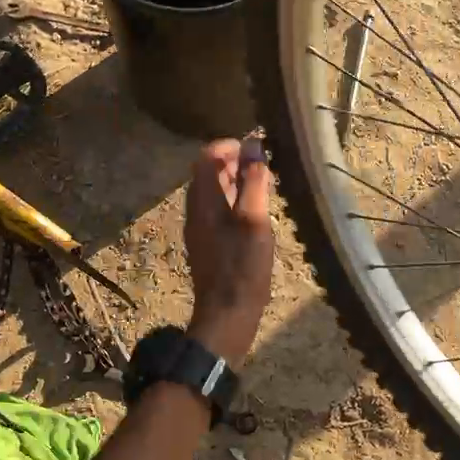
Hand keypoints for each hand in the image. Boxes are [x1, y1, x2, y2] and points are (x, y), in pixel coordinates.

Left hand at [184, 137, 274, 362]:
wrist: (227, 314)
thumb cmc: (243, 266)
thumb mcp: (254, 219)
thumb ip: (254, 181)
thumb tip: (254, 145)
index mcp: (203, 201)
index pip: (206, 157)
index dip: (230, 146)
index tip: (257, 148)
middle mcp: (195, 211)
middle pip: (208, 174)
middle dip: (234, 162)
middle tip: (264, 166)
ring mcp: (200, 230)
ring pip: (213, 194)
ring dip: (235, 183)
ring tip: (264, 187)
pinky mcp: (208, 245)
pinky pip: (217, 211)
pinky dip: (234, 202)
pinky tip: (255, 215)